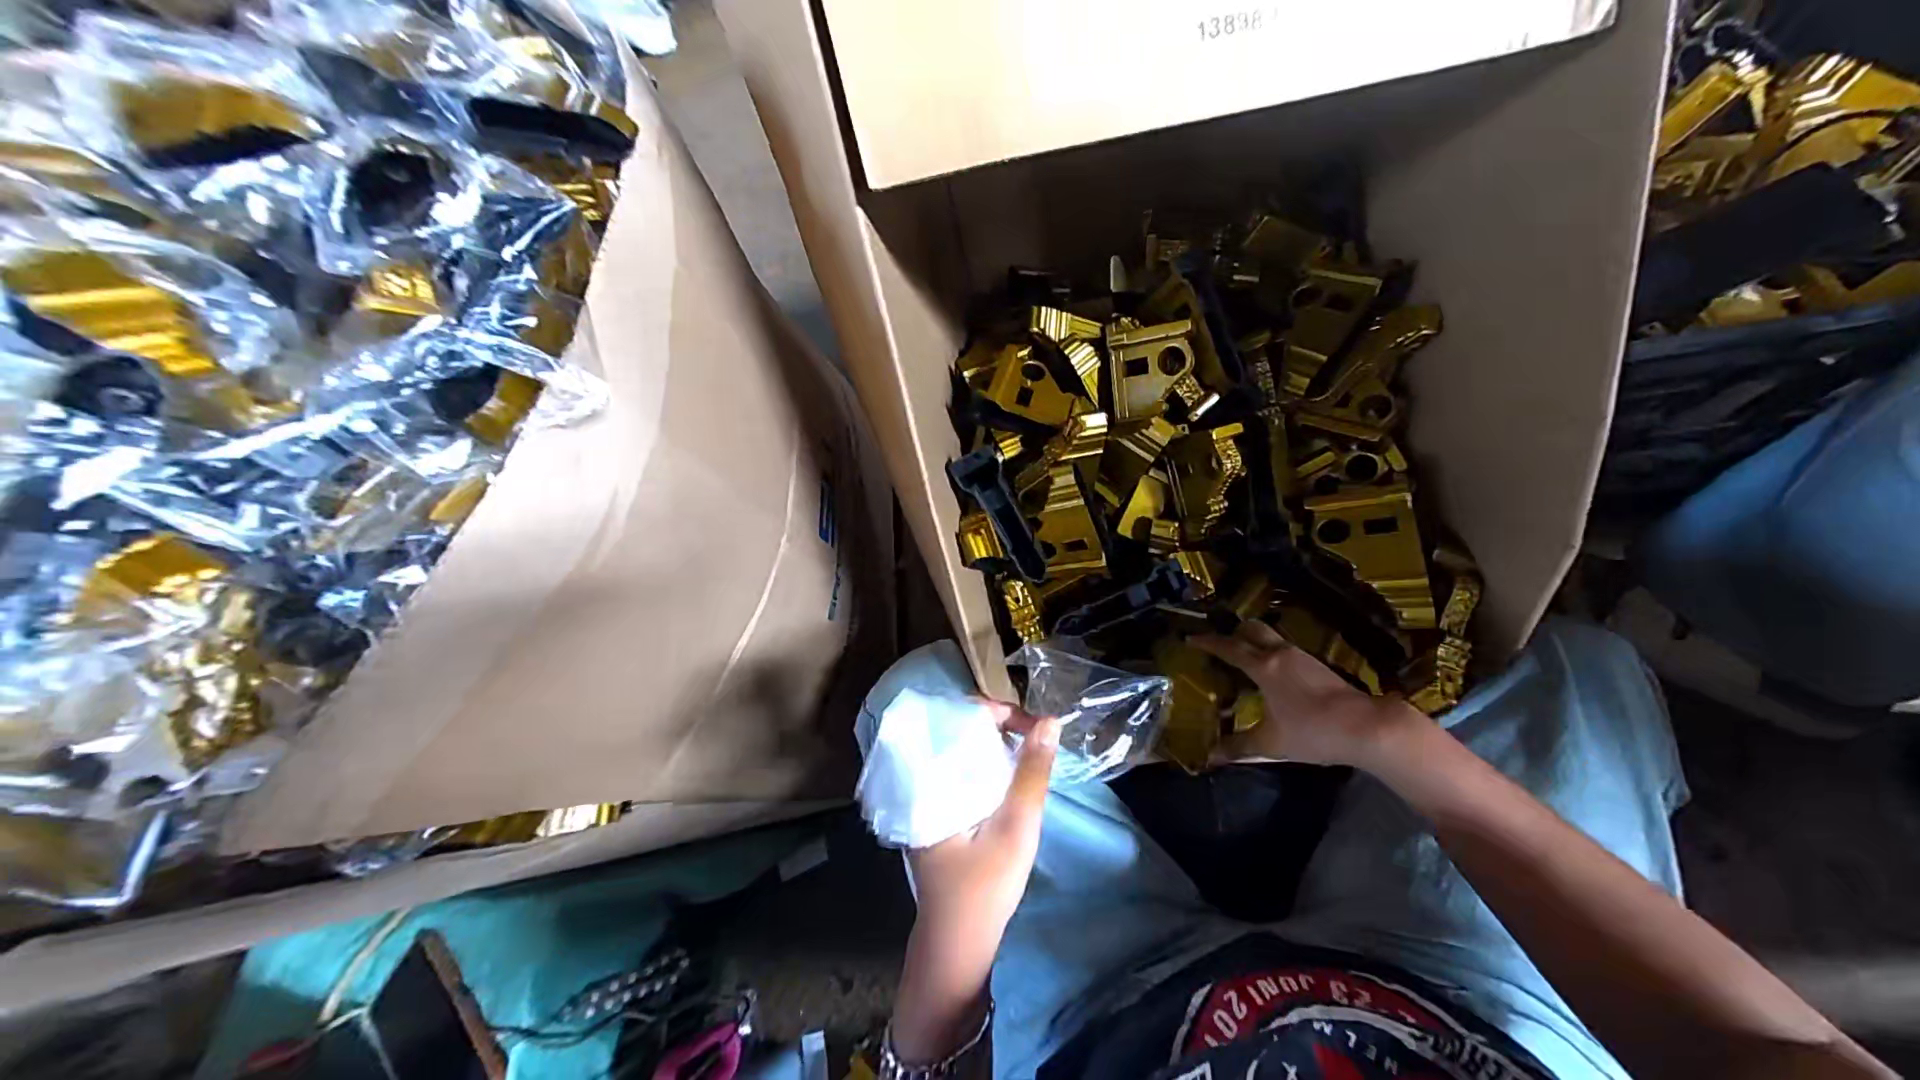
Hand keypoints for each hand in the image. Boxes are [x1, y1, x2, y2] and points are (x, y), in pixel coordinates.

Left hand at [891, 703, 1062, 1061]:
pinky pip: (961, 770)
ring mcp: (927, 795)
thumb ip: (1031, 773)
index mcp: (929, 776)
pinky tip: (1008, 775)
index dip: (999, 711)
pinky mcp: (938, 810)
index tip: (1035, 726)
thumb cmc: (984, 886)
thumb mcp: (1016, 827)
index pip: (958, 717)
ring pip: (962, 750)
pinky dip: (987, 764)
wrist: (957, 944)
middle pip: (959, 729)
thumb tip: (1049, 721)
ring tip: (1028, 750)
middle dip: (1000, 725)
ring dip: (995, 745)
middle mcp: (921, 779)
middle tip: (1036, 736)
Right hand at [1194, 619, 1427, 769]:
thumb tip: (1210, 757)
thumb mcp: (1270, 743)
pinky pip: (1284, 649)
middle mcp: (1279, 653)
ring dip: (1254, 642)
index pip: (1228, 647)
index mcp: (1262, 667)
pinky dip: (1270, 653)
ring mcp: (1301, 656)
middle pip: (1251, 629)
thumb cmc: (1313, 732)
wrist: (1367, 727)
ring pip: (1270, 637)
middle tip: (1219, 645)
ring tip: (1242, 659)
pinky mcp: (1317, 664)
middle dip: (1232, 632)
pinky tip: (1270, 673)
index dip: (1207, 642)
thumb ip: (1238, 747)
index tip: (1190, 639)